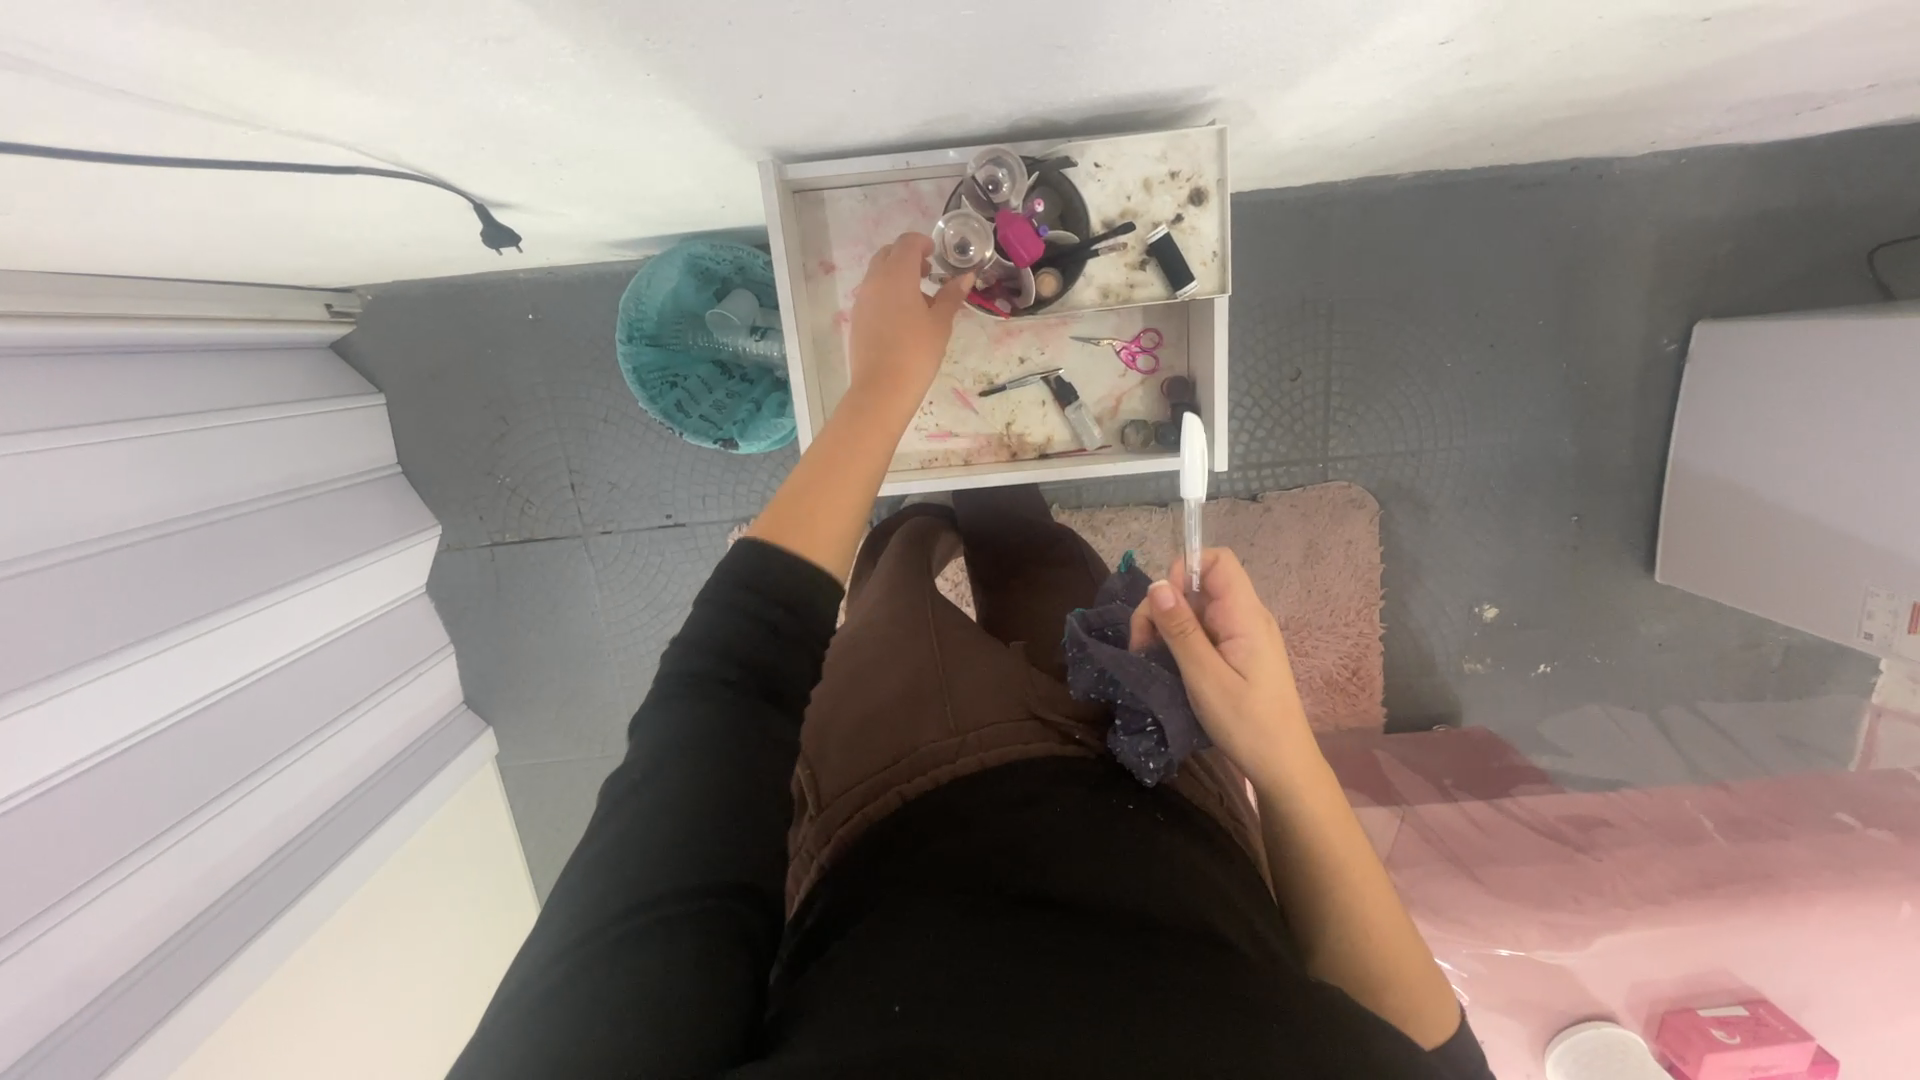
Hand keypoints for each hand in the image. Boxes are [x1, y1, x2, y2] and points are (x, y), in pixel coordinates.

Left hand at [846, 233, 972, 412]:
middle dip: (908, 257)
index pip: (907, 243)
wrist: (882, 388)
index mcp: (897, 274)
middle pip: (888, 254)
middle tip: (928, 273)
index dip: (922, 242)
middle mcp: (874, 280)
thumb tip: (965, 277)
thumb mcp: (940, 323)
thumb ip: (951, 296)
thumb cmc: (917, 353)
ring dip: (897, 276)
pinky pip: (872, 294)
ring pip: (878, 274)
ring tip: (919, 299)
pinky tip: (903, 317)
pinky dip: (887, 293)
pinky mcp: (857, 318)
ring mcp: (862, 300)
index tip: (935, 254)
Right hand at [1128, 548, 1313, 787]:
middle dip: (1164, 605)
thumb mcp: (1205, 677)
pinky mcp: (1236, 654)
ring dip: (1167, 626)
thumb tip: (1156, 585)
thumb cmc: (1247, 724)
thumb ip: (1181, 630)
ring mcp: (1242, 636)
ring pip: (1196, 609)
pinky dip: (1180, 641)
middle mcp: (1246, 617)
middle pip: (1198, 585)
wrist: (1283, 767)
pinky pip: (1203, 631)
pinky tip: (1168, 665)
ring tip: (1150, 658)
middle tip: (1142, 645)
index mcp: (1245, 615)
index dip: (1183, 569)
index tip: (1161, 605)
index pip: (1217, 560)